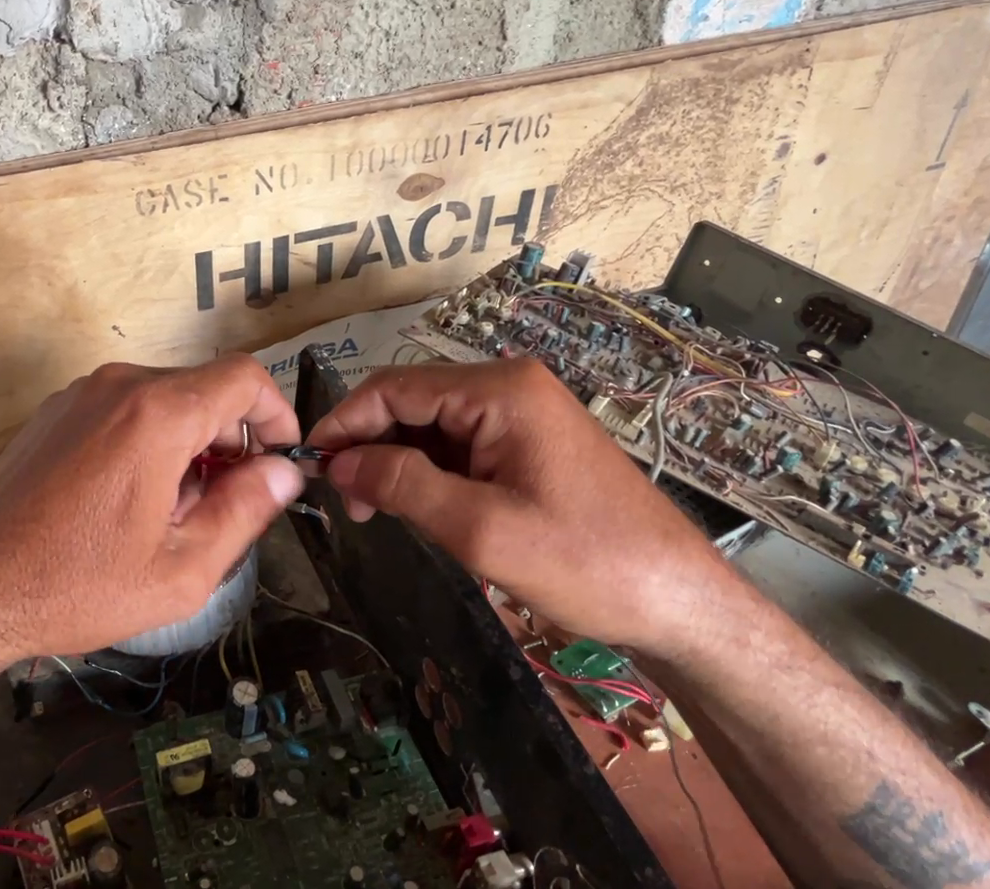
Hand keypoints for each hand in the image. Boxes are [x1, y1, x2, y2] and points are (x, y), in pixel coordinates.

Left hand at [0, 356, 305, 663]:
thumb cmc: (77, 585)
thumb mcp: (182, 569)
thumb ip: (246, 510)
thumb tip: (283, 472)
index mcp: (157, 414)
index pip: (244, 378)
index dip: (276, 414)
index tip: (279, 460)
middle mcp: (118, 385)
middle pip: (204, 390)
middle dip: (229, 441)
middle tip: (222, 506)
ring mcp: (79, 394)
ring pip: (163, 400)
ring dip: (186, 445)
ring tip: (168, 514)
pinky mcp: (54, 411)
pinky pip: (122, 410)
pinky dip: (146, 441)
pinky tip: (125, 501)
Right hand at [305, 360, 737, 658]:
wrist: (680, 602)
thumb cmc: (585, 563)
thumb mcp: (480, 529)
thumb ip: (402, 485)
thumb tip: (337, 464)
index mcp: (501, 391)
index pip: (394, 387)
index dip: (345, 422)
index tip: (309, 464)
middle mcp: (509, 387)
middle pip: (411, 401)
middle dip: (369, 446)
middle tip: (343, 501)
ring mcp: (522, 413)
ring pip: (431, 424)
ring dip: (395, 462)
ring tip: (373, 511)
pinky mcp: (527, 443)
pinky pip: (458, 444)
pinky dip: (427, 472)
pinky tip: (413, 506)